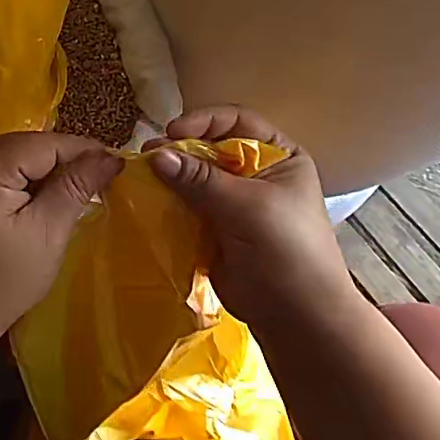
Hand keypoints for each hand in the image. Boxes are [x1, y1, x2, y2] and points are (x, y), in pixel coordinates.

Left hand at [0, 132, 123, 359]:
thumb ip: (77, 188)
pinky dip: (31, 177)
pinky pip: (5, 169)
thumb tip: (111, 158)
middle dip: (68, 156)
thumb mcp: (48, 233)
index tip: (117, 163)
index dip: (82, 150)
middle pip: (29, 144)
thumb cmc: (3, 283)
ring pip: (19, 155)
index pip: (43, 144)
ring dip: (51, 167)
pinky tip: (52, 194)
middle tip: (105, 174)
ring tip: (85, 185)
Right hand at [146, 106, 361, 331]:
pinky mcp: (215, 229)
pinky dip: (168, 203)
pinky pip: (187, 207)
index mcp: (279, 156)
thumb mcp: (248, 206)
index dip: (204, 122)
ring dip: (171, 176)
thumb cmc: (287, 250)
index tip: (173, 131)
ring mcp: (234, 202)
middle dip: (181, 149)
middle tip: (149, 155)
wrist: (298, 318)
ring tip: (141, 175)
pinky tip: (148, 200)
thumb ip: (201, 179)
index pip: (238, 121)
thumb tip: (156, 155)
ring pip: (195, 177)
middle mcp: (256, 173)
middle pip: (212, 147)